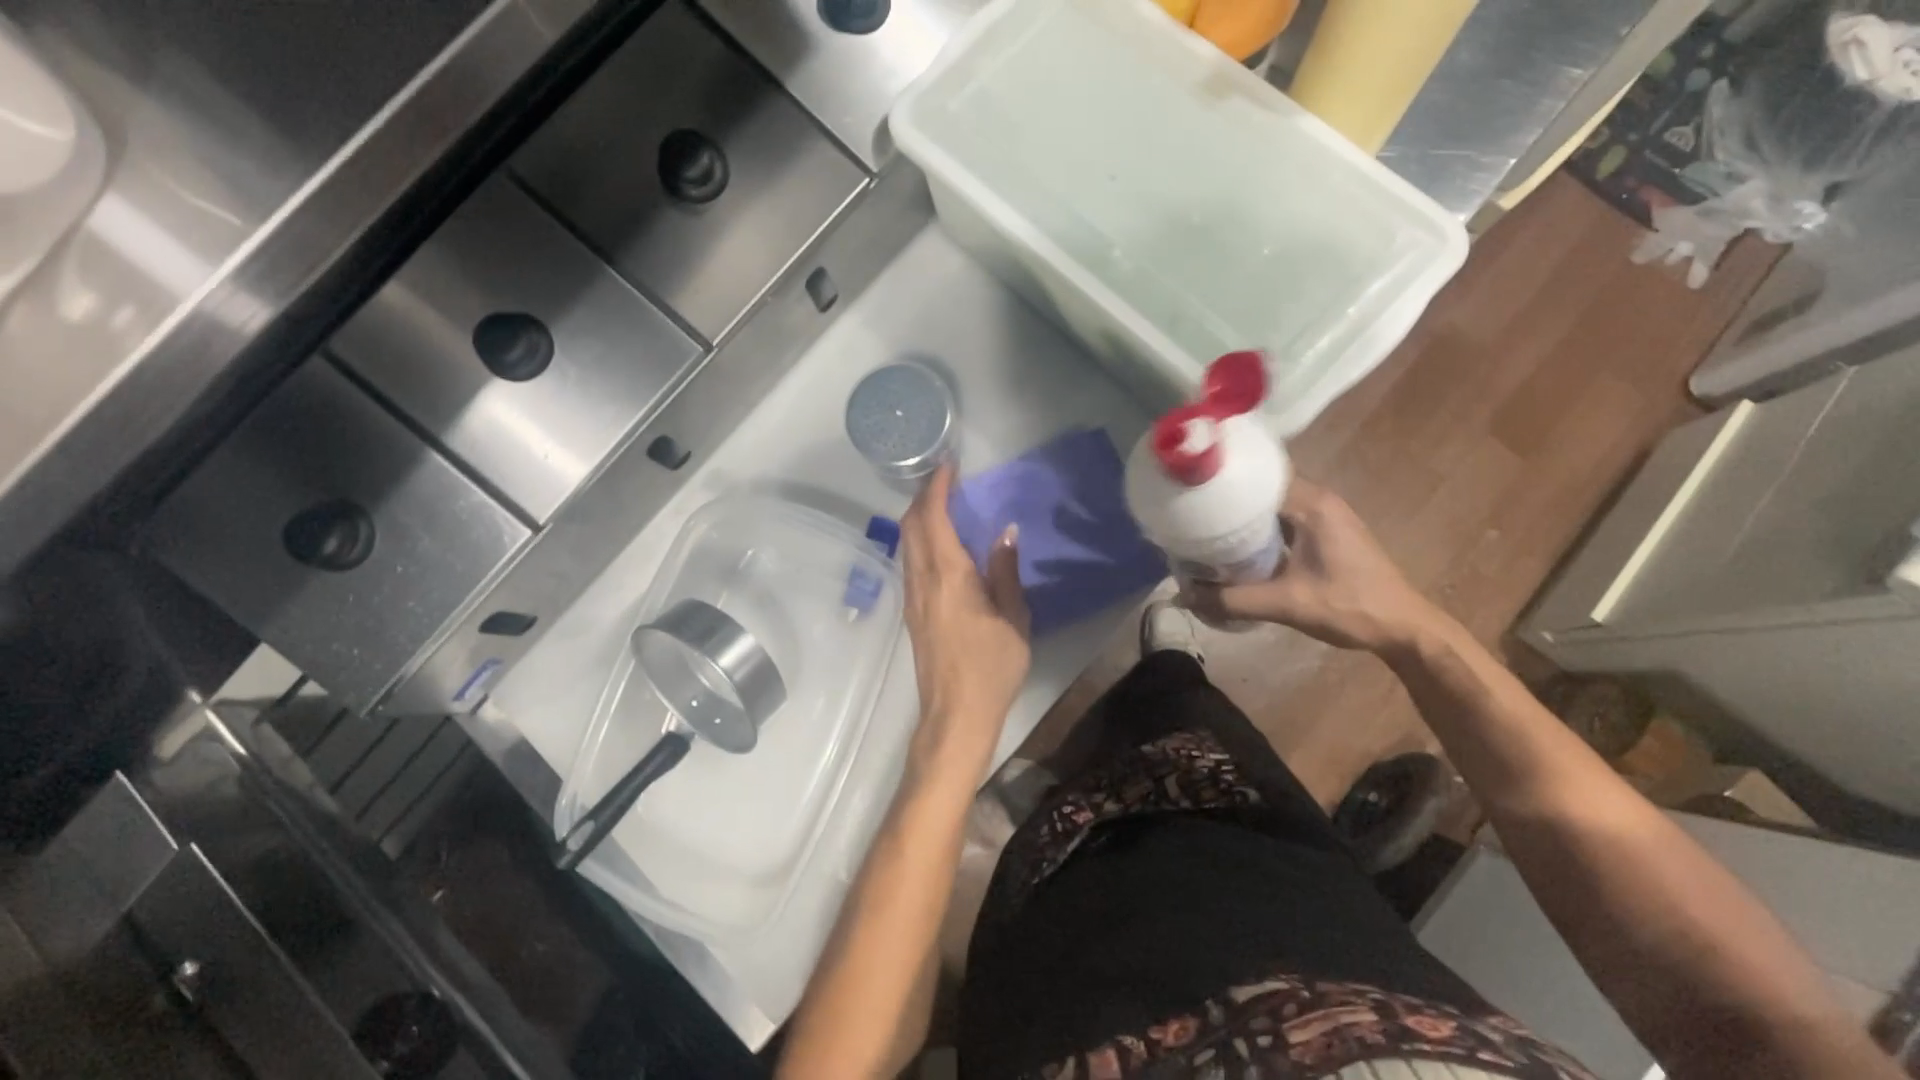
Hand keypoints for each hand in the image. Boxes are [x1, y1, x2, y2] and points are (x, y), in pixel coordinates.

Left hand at [900, 464, 1030, 765]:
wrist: (955, 714)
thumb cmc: (991, 668)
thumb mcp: (1013, 619)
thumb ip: (1005, 572)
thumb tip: (1004, 532)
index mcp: (948, 576)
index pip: (933, 518)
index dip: (937, 487)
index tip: (948, 466)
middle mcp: (921, 580)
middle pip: (910, 526)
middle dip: (923, 497)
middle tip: (947, 481)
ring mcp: (912, 598)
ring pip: (907, 544)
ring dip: (920, 519)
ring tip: (945, 506)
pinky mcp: (912, 613)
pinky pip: (911, 563)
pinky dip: (922, 541)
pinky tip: (944, 546)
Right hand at [1189, 478, 1441, 653]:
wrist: (1403, 628)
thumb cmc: (1350, 607)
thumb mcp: (1286, 605)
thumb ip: (1232, 599)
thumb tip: (1183, 596)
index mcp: (1313, 505)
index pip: (1259, 478)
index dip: (1224, 483)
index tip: (1191, 493)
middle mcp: (1320, 500)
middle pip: (1264, 488)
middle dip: (1229, 500)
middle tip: (1190, 512)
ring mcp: (1326, 516)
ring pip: (1274, 504)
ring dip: (1245, 516)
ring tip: (1206, 527)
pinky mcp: (1328, 533)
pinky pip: (1285, 519)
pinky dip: (1262, 528)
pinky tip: (1238, 547)